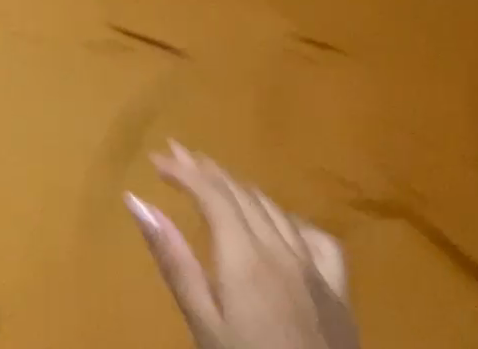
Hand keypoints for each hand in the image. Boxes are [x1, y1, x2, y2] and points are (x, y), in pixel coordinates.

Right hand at [125, 144, 357, 348]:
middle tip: (176, 155)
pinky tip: (281, 224)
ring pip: (275, 209)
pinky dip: (291, 220)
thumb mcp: (202, 322)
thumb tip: (137, 202)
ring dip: (241, 188)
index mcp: (244, 257)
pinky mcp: (339, 293)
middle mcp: (281, 250)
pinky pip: (318, 239)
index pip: (211, 194)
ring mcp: (315, 270)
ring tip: (215, 180)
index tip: (156, 158)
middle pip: (241, 194)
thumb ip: (173, 259)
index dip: (183, 171)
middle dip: (206, 171)